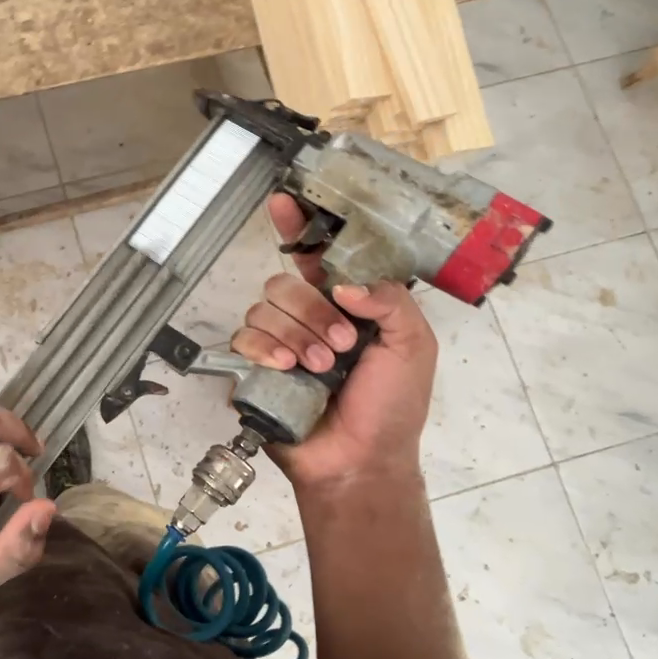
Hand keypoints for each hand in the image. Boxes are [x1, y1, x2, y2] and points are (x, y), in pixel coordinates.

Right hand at [232, 194, 437, 490]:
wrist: (358, 460)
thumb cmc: (392, 406)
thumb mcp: (413, 346)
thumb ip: (391, 302)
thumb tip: (344, 285)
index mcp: (343, 305)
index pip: (316, 255)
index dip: (299, 225)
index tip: (284, 198)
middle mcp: (306, 317)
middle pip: (285, 282)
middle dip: (312, 311)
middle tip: (339, 346)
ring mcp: (277, 342)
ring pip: (263, 308)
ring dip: (295, 336)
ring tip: (317, 369)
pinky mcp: (253, 368)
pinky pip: (244, 339)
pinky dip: (265, 350)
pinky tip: (285, 370)